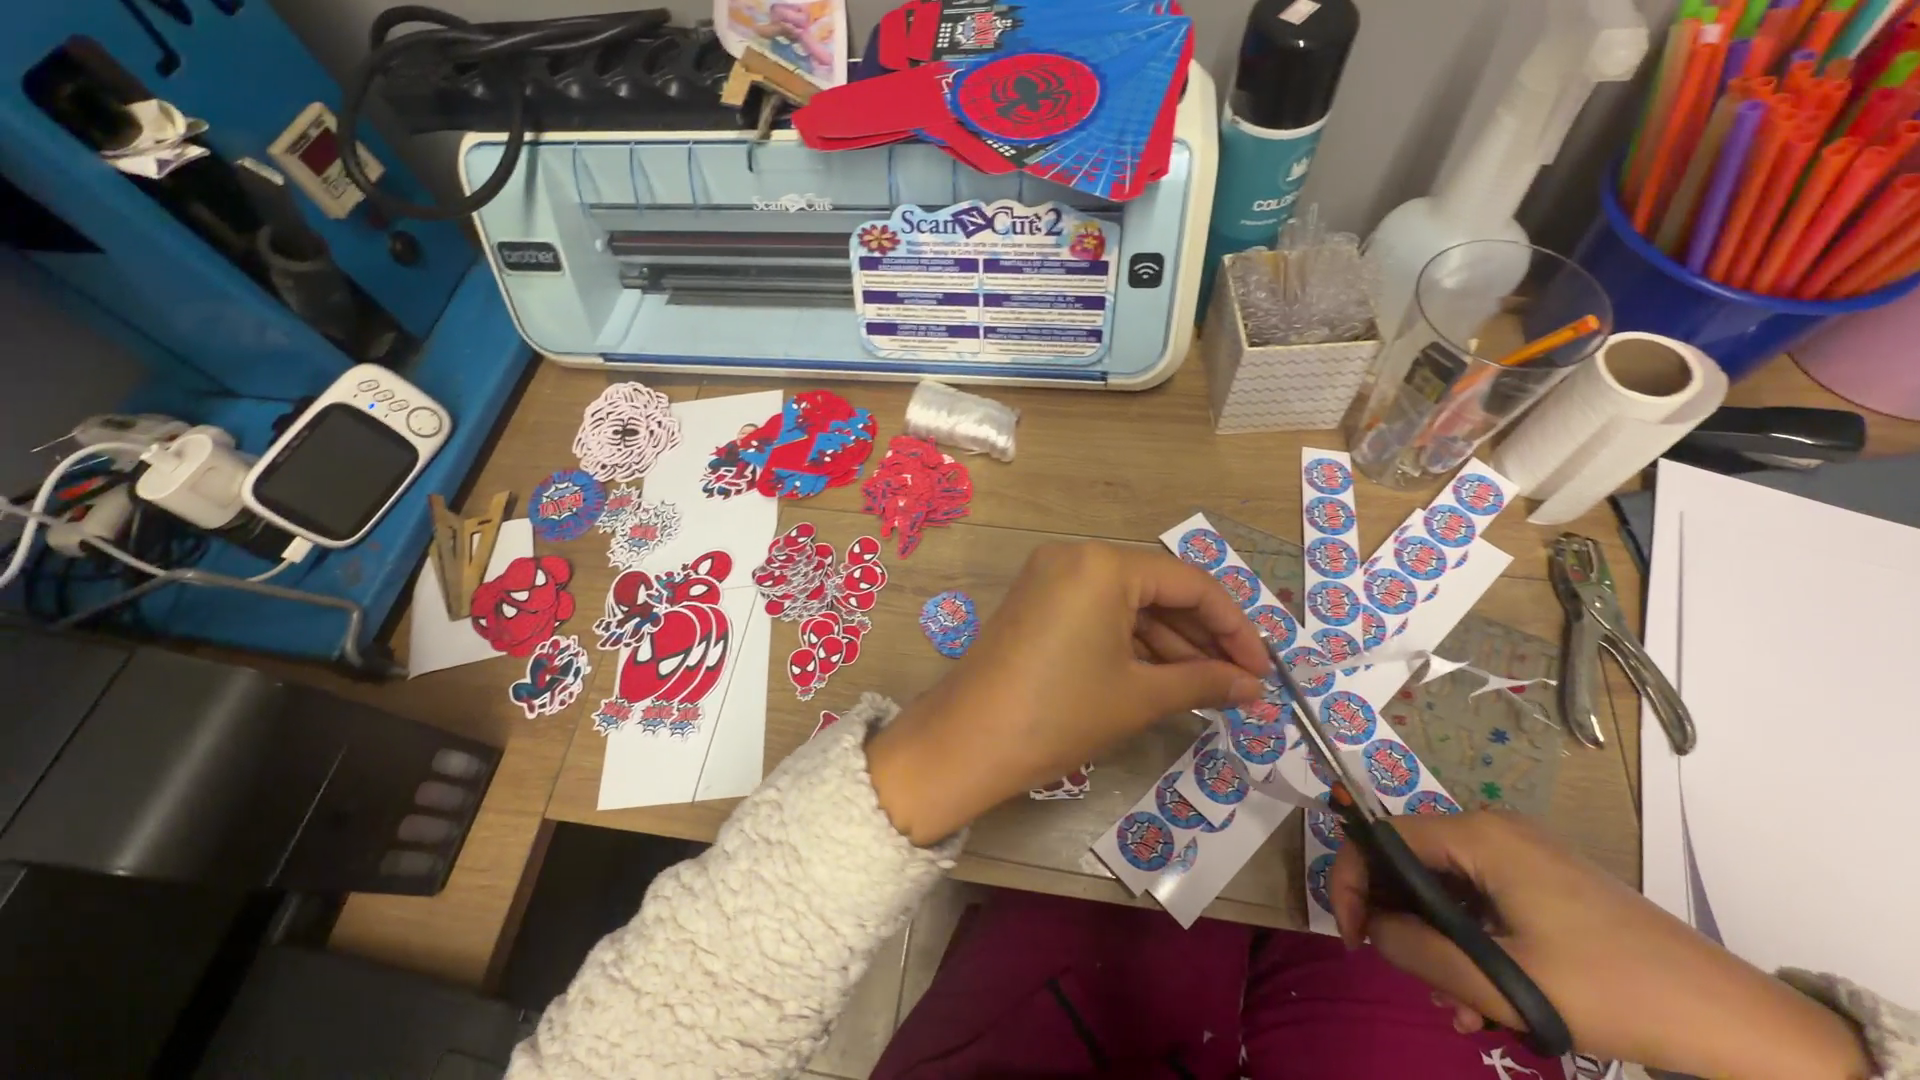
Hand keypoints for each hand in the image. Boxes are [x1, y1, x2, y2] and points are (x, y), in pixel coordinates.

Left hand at [867, 542, 1271, 845]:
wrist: (965, 745)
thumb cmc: (1059, 715)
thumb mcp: (1139, 697)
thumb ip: (1204, 682)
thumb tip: (1255, 687)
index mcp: (1103, 564)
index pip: (1191, 583)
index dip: (1235, 627)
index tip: (1263, 669)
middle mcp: (1075, 557)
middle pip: (1159, 590)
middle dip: (1204, 638)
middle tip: (1242, 682)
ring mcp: (1050, 579)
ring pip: (1129, 605)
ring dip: (1171, 645)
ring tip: (1212, 689)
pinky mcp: (1036, 605)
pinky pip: (1099, 615)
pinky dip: (1133, 645)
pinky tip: (1166, 679)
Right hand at [1329, 812, 1870, 1079]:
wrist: (1728, 1017)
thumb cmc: (1609, 990)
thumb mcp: (1499, 980)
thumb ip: (1415, 950)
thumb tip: (1373, 927)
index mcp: (1481, 836)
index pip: (1382, 837)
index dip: (1352, 883)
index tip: (1356, 942)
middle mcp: (1495, 831)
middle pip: (1411, 864)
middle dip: (1402, 924)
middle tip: (1415, 982)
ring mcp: (1523, 855)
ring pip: (1445, 890)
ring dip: (1437, 945)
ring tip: (1458, 1007)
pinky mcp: (1544, 882)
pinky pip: (1480, 902)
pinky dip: (1470, 943)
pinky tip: (1485, 1000)